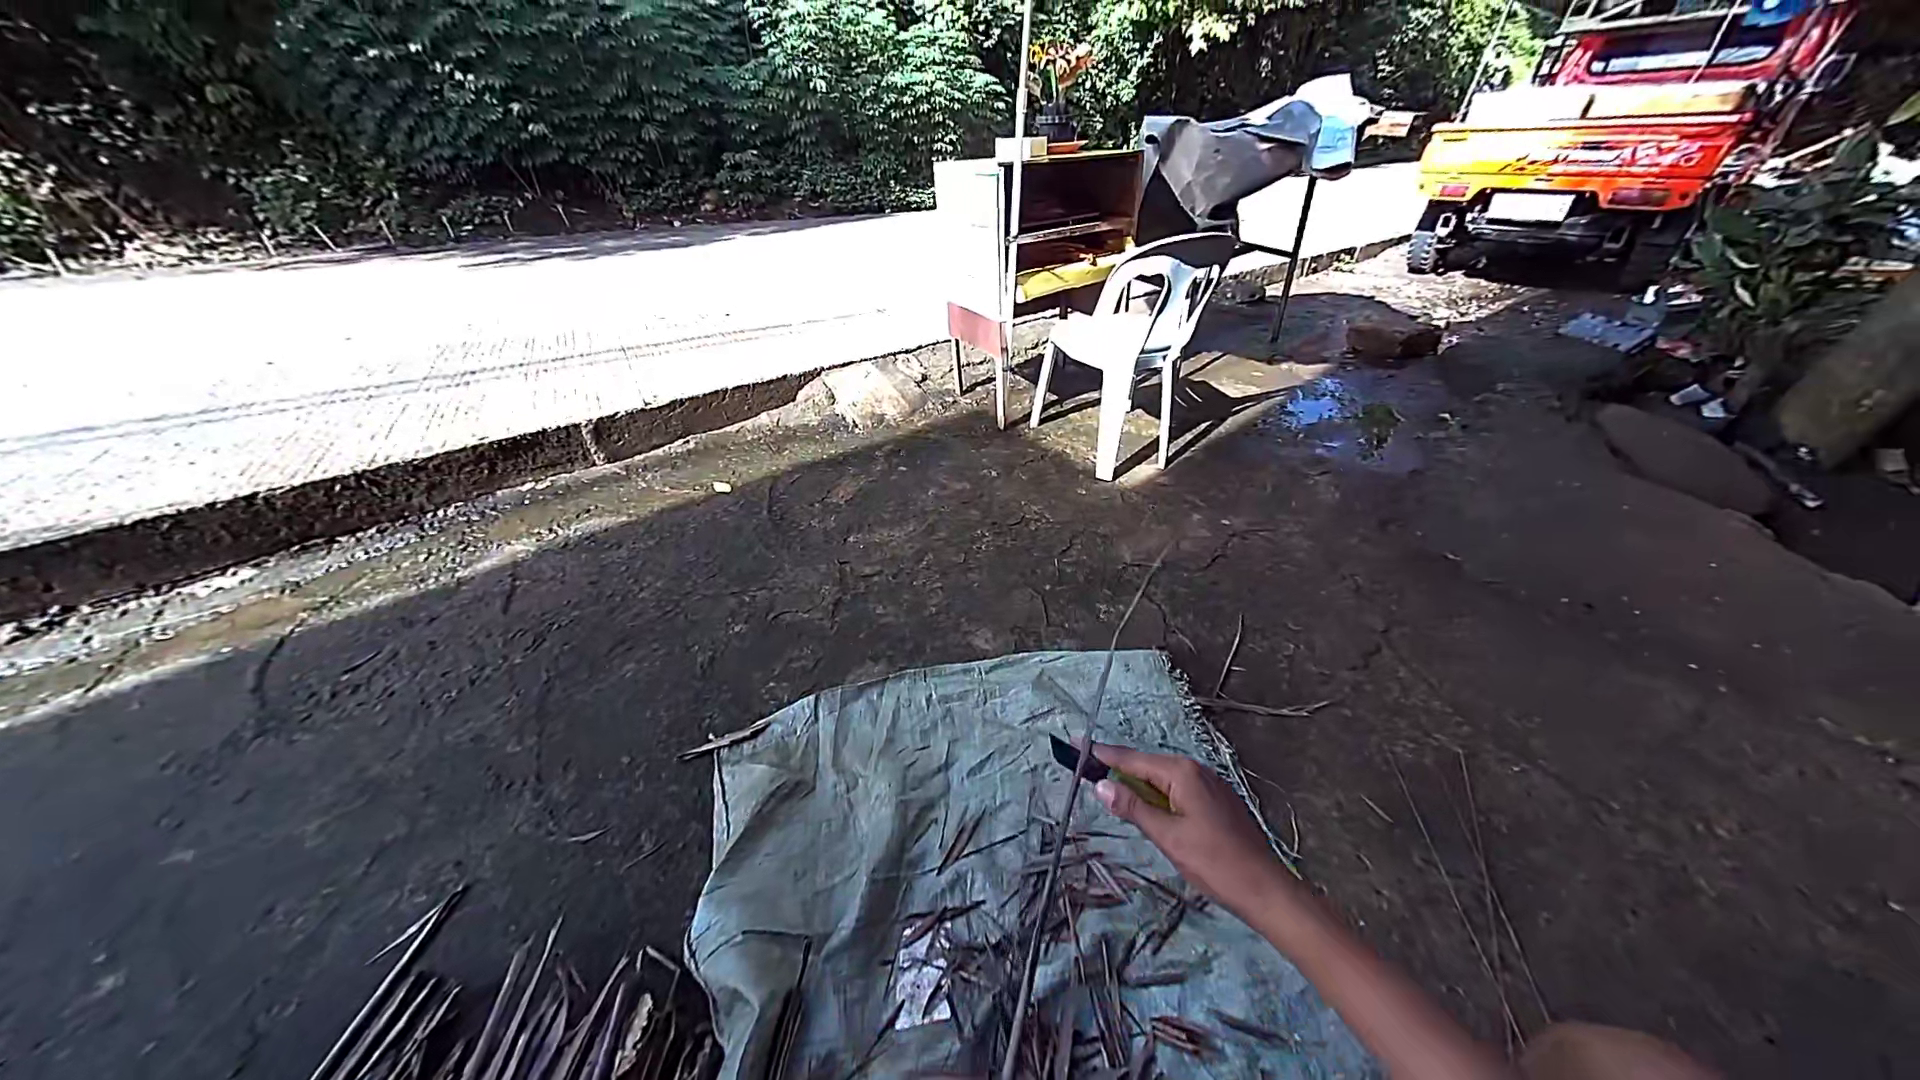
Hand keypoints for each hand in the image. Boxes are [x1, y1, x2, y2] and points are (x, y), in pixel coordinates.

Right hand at [1090, 743, 1298, 918]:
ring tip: (1113, 794)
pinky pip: (1178, 790)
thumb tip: (1101, 785)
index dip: (1103, 755)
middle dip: (1119, 771)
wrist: (1266, 889)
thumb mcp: (1167, 836)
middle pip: (1147, 766)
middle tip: (1089, 775)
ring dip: (1139, 786)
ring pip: (1163, 779)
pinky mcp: (1216, 800)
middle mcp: (1196, 770)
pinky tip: (1150, 810)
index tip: (1078, 745)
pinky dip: (1158, 796)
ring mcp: (1209, 784)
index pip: (1132, 759)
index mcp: (1182, 773)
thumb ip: (1132, 807)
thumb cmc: (1215, 863)